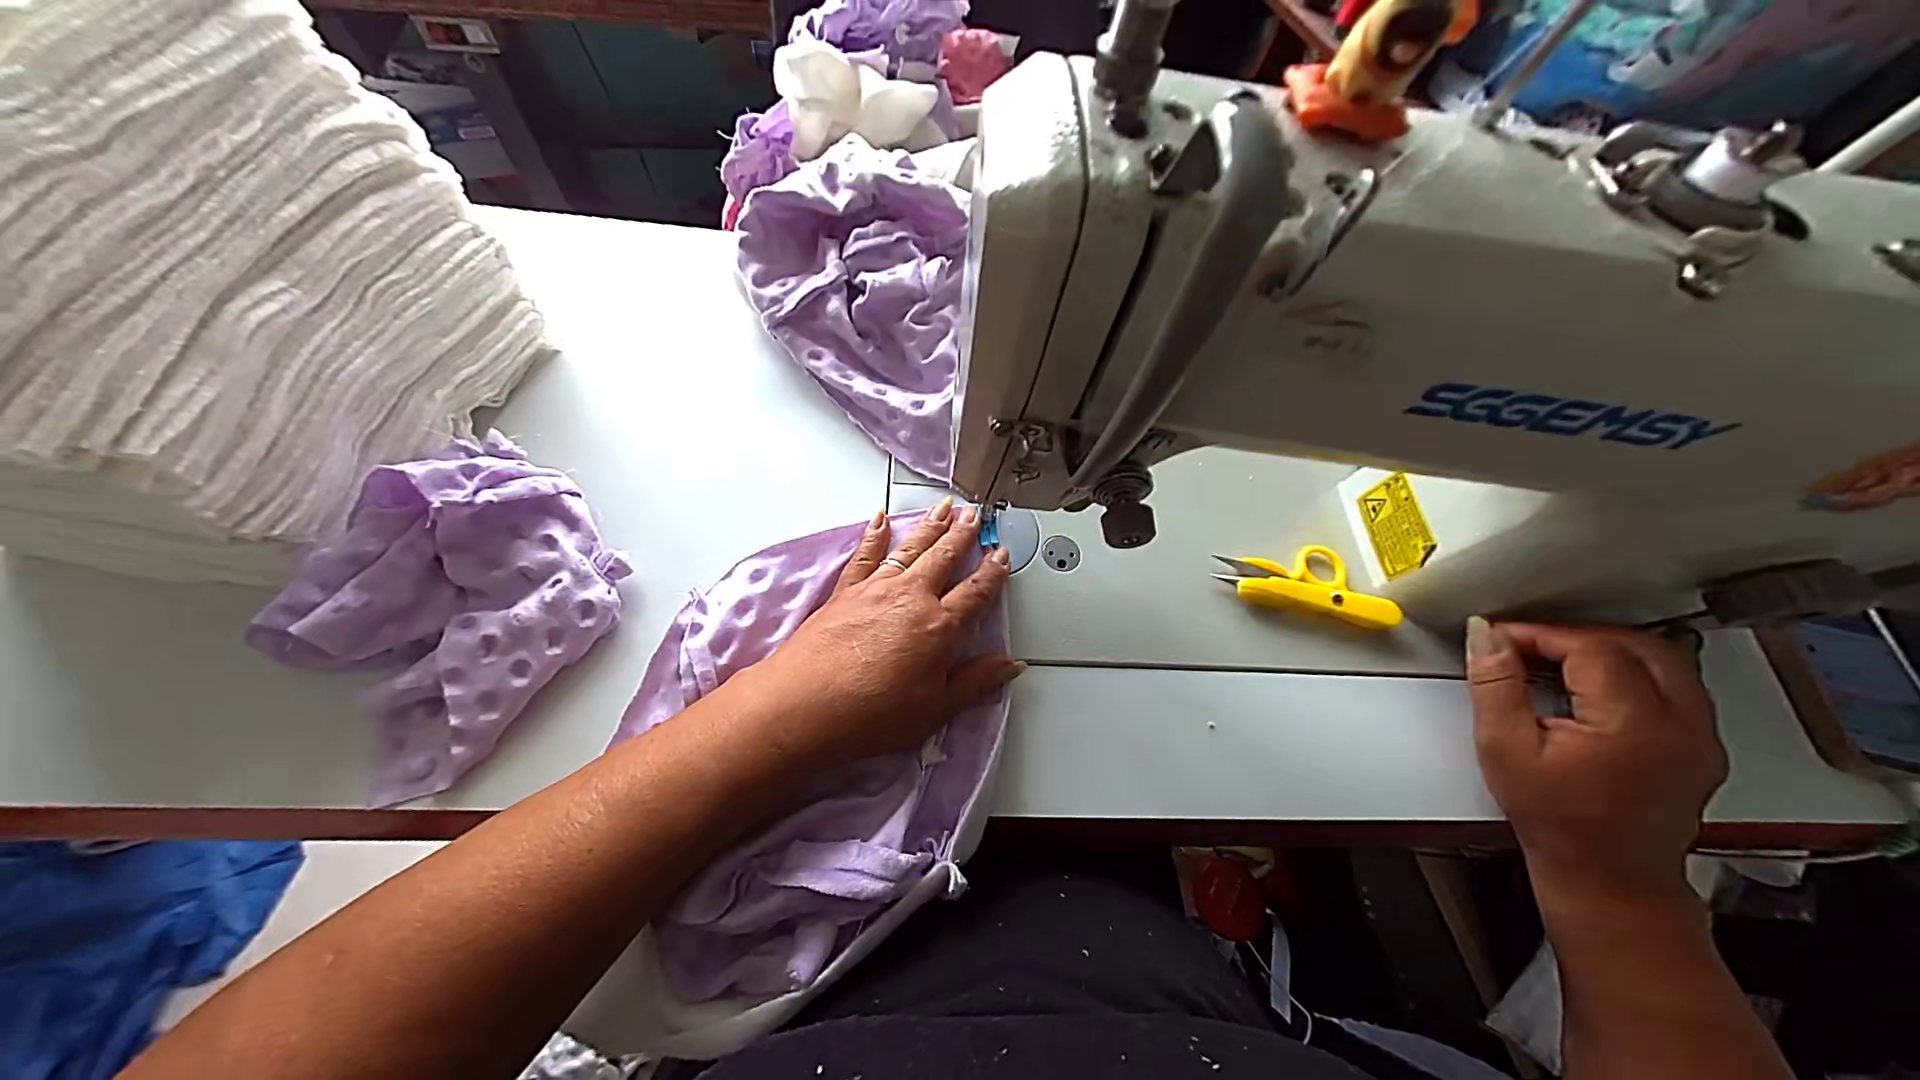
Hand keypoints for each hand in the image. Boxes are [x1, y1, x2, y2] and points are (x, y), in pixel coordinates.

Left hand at [739, 498, 1019, 766]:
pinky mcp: (845, 592)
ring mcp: (876, 590)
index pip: (975, 592)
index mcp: (938, 626)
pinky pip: (866, 555)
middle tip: (975, 514)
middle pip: (944, 557)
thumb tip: (1010, 666)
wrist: (804, 706)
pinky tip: (880, 520)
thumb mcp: (935, 709)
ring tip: (944, 508)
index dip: (992, 572)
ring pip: (910, 548)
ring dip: (930, 526)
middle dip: (963, 534)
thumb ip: (976, 683)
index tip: (1001, 555)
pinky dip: (874, 535)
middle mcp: (910, 598)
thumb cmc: (869, 714)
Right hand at [1467, 619, 1727, 904]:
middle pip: (1635, 644)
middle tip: (1527, 642)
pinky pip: (1673, 684)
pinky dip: (1629, 670)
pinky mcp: (1700, 744)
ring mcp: (1700, 737)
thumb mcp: (1502, 746)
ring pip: (1662, 659)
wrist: (1606, 874)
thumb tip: (1485, 638)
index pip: (1591, 647)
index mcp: (1635, 724)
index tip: (1501, 637)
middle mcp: (1682, 726)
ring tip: (1554, 659)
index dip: (1539, 633)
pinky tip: (1587, 684)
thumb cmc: (1558, 821)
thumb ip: (1494, 684)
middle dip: (1574, 634)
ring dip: (1604, 648)